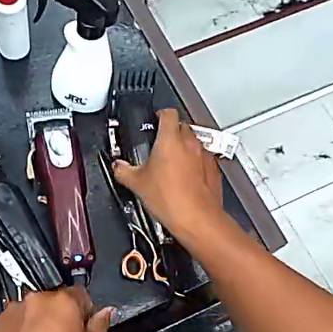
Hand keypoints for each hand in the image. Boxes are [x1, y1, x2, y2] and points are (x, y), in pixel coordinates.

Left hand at [0, 288, 112, 331]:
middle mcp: (37, 299)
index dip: (85, 312)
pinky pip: (18, 320)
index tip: (84, 327)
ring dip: (42, 322)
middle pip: (56, 300)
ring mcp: (14, 310)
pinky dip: (24, 330)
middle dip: (62, 316)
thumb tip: (105, 313)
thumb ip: (99, 326)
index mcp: (63, 302)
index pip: (81, 294)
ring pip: (36, 310)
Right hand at [114, 109, 226, 240]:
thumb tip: (118, 166)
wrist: (197, 218)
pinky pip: (203, 159)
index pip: (167, 113)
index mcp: (170, 139)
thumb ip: (123, 170)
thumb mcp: (137, 184)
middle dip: (171, 133)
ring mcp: (204, 155)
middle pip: (181, 126)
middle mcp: (190, 143)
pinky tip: (185, 178)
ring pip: (193, 142)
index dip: (159, 114)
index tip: (155, 120)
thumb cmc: (172, 199)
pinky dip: (195, 163)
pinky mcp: (214, 169)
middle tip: (159, 146)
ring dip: (184, 148)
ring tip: (171, 164)